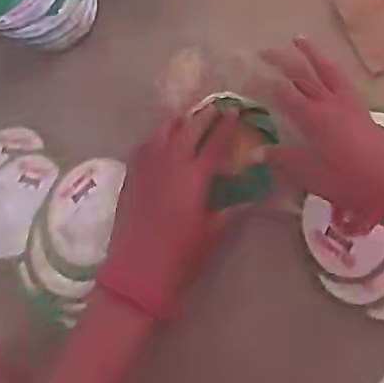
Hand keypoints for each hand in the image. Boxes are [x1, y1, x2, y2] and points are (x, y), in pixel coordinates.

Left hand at [98, 108, 241, 312]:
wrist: (135, 274)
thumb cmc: (179, 257)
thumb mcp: (212, 233)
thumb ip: (231, 208)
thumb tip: (252, 194)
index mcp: (195, 177)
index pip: (215, 142)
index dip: (227, 125)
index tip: (235, 111)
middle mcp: (171, 162)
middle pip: (190, 128)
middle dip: (205, 116)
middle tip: (216, 108)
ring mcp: (148, 165)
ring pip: (164, 130)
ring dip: (180, 121)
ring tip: (189, 120)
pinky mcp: (131, 173)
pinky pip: (146, 144)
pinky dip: (158, 136)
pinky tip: (163, 141)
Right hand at [259, 37, 383, 221]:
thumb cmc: (346, 180)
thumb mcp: (309, 175)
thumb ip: (281, 160)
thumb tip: (252, 154)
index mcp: (312, 118)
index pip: (282, 92)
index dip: (262, 82)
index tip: (246, 75)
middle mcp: (327, 102)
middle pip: (301, 73)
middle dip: (280, 59)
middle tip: (263, 51)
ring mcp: (346, 100)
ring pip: (325, 68)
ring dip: (310, 52)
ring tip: (298, 39)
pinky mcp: (360, 104)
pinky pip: (341, 77)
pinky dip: (330, 66)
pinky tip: (327, 66)